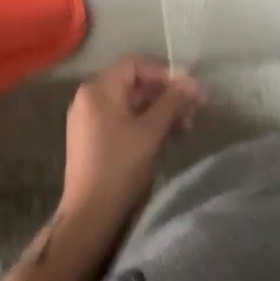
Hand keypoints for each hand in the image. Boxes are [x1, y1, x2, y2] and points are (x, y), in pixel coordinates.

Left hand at [61, 56, 202, 216]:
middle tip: (192, 113)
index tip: (189, 90)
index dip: (165, 73)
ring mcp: (87, 119)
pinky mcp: (90, 139)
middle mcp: (89, 97)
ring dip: (158, 112)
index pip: (135, 64)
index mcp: (98, 88)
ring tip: (183, 129)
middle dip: (165, 96)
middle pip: (133, 83)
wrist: (89, 215)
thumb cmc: (120, 167)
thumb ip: (172, 102)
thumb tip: (192, 82)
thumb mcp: (152, 131)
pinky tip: (163, 139)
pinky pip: (120, 119)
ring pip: (129, 103)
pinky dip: (143, 123)